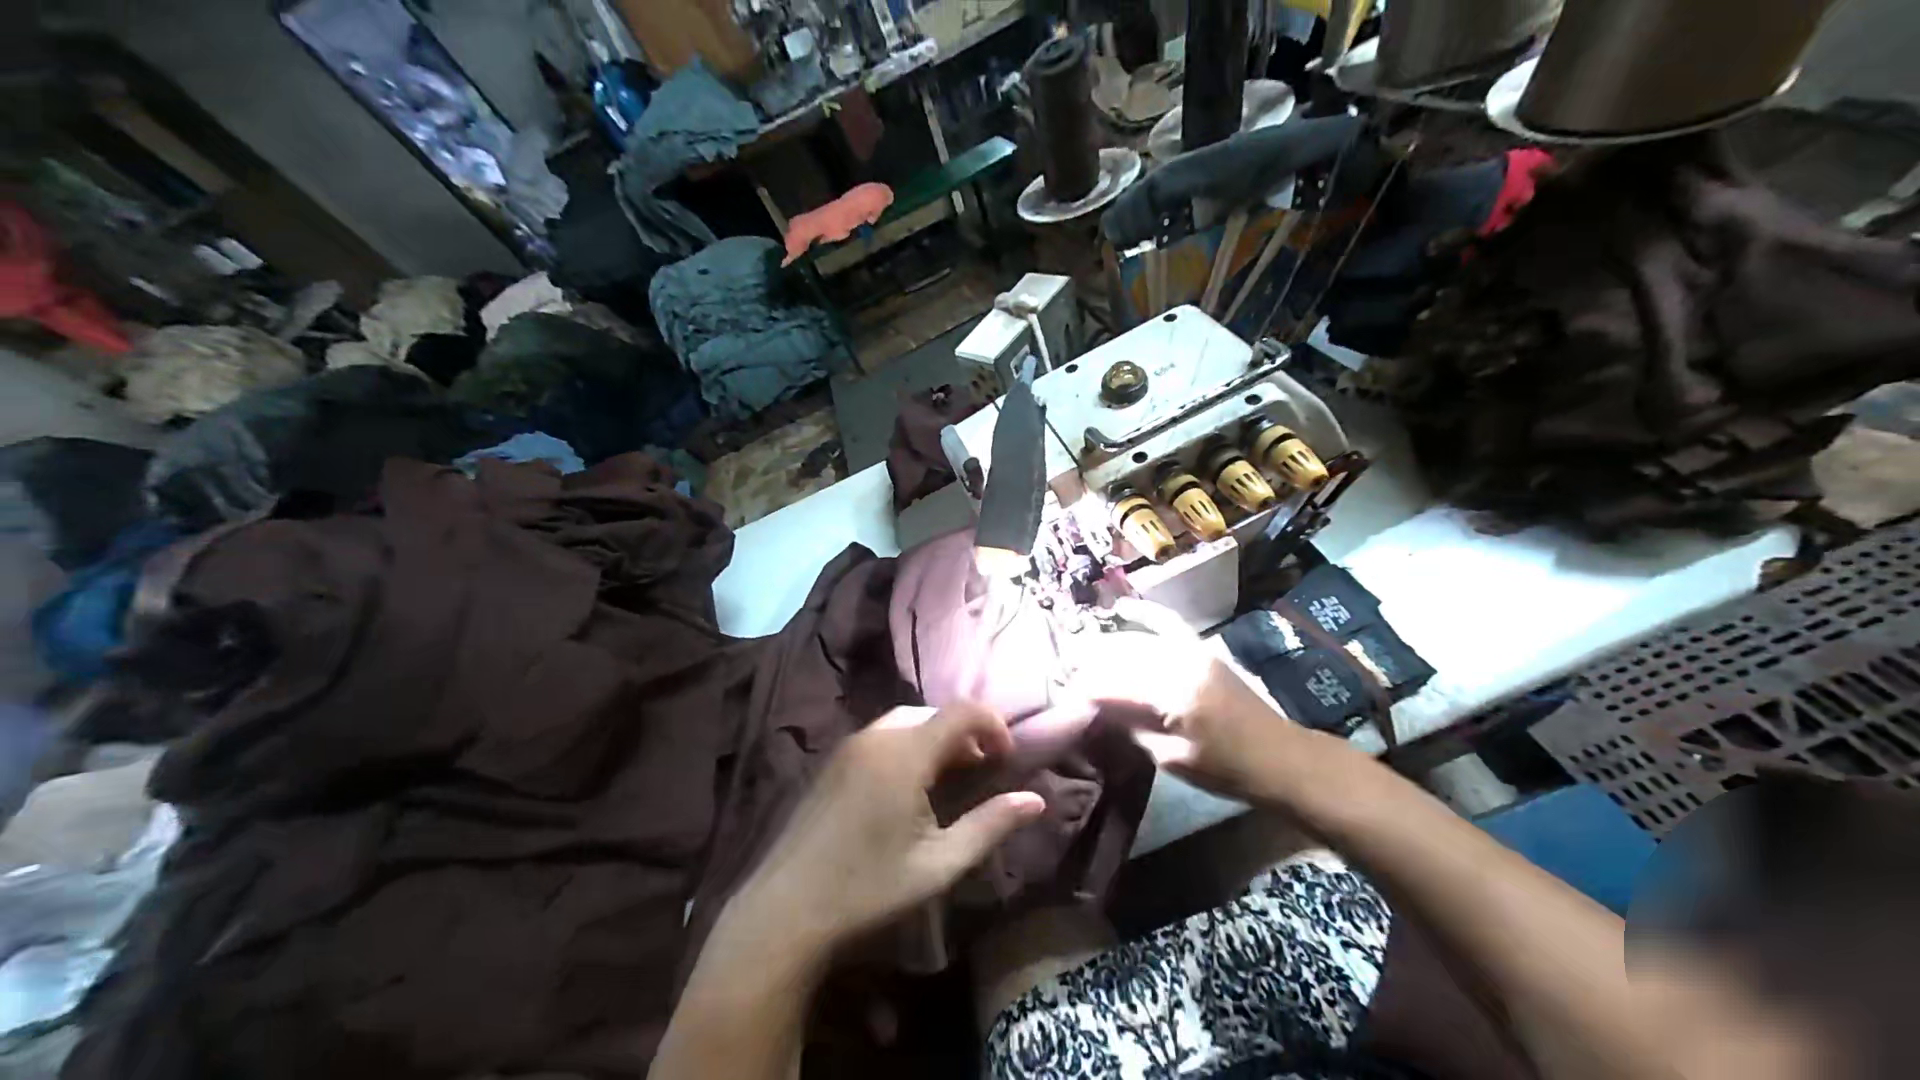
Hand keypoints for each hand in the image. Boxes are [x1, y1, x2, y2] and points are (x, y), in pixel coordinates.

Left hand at [724, 703, 1048, 961]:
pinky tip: (911, 784)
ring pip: (907, 720)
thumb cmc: (869, 887)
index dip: (994, 725)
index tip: (1008, 758)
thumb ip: (990, 825)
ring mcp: (849, 745)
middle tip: (984, 769)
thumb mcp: (940, 863)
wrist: (786, 908)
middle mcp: (876, 736)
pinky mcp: (832, 760)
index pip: (962, 711)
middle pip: (934, 712)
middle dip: (967, 732)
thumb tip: (1035, 800)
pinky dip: (910, 743)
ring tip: (952, 776)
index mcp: (905, 753)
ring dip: (937, 737)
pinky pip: (883, 734)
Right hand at [1066, 598, 1304, 802]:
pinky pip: (1168, 623)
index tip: (1063, 693)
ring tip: (1081, 654)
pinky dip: (1145, 614)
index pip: (1114, 683)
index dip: (1084, 688)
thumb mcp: (1170, 756)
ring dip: (1106, 646)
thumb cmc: (1224, 768)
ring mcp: (1192, 651)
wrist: (1278, 757)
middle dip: (1089, 665)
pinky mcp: (1201, 650)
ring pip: (1137, 641)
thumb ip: (1130, 726)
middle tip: (1064, 674)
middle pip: (1121, 657)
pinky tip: (1122, 609)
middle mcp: (1180, 663)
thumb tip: (1094, 707)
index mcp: (1173, 694)